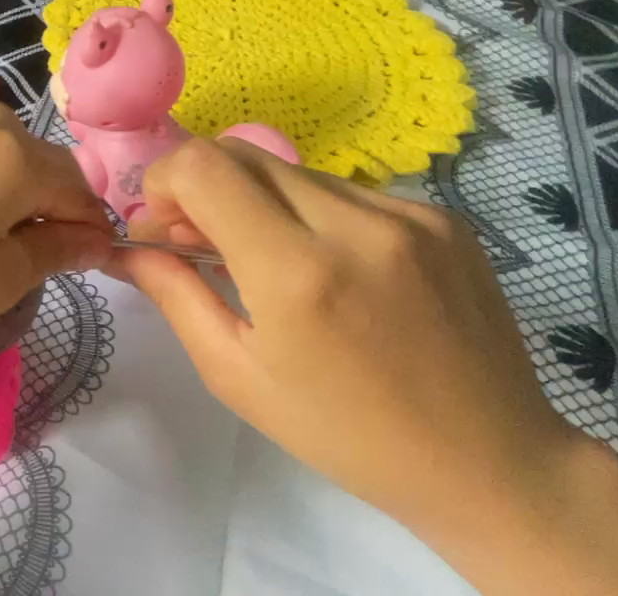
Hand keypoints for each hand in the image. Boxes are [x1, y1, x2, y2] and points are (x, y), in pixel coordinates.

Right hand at [112, 138, 579, 537]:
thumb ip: (171, 293)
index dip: (163, 181)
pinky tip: (325, 265)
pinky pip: (344, 188)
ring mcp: (407, 215)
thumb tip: (123, 246)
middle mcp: (353, 224)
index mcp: (295, 271)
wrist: (494, 463)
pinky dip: (310, 212)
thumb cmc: (344, 431)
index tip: (164, 227)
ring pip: (290, 169)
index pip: (202, 166)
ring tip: (264, 257)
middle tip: (200, 242)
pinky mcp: (441, 217)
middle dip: (201, 186)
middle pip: (239, 154)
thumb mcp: (235, 374)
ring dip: (255, 199)